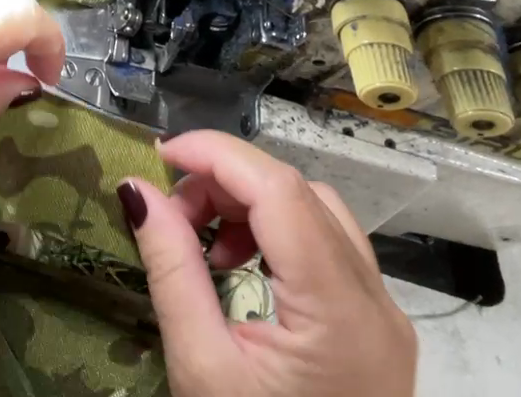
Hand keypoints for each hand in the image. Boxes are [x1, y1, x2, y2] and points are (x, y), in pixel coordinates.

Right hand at [119, 132, 415, 396]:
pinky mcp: (375, 327)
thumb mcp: (201, 364)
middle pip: (300, 193)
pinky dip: (276, 233)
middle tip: (172, 209)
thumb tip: (135, 188)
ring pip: (317, 212)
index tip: (158, 155)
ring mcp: (384, 315)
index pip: (280, 190)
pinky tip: (238, 263)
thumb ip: (170, 267)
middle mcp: (378, 302)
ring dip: (251, 205)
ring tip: (202, 238)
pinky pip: (326, 246)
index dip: (217, 155)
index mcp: (341, 312)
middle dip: (227, 181)